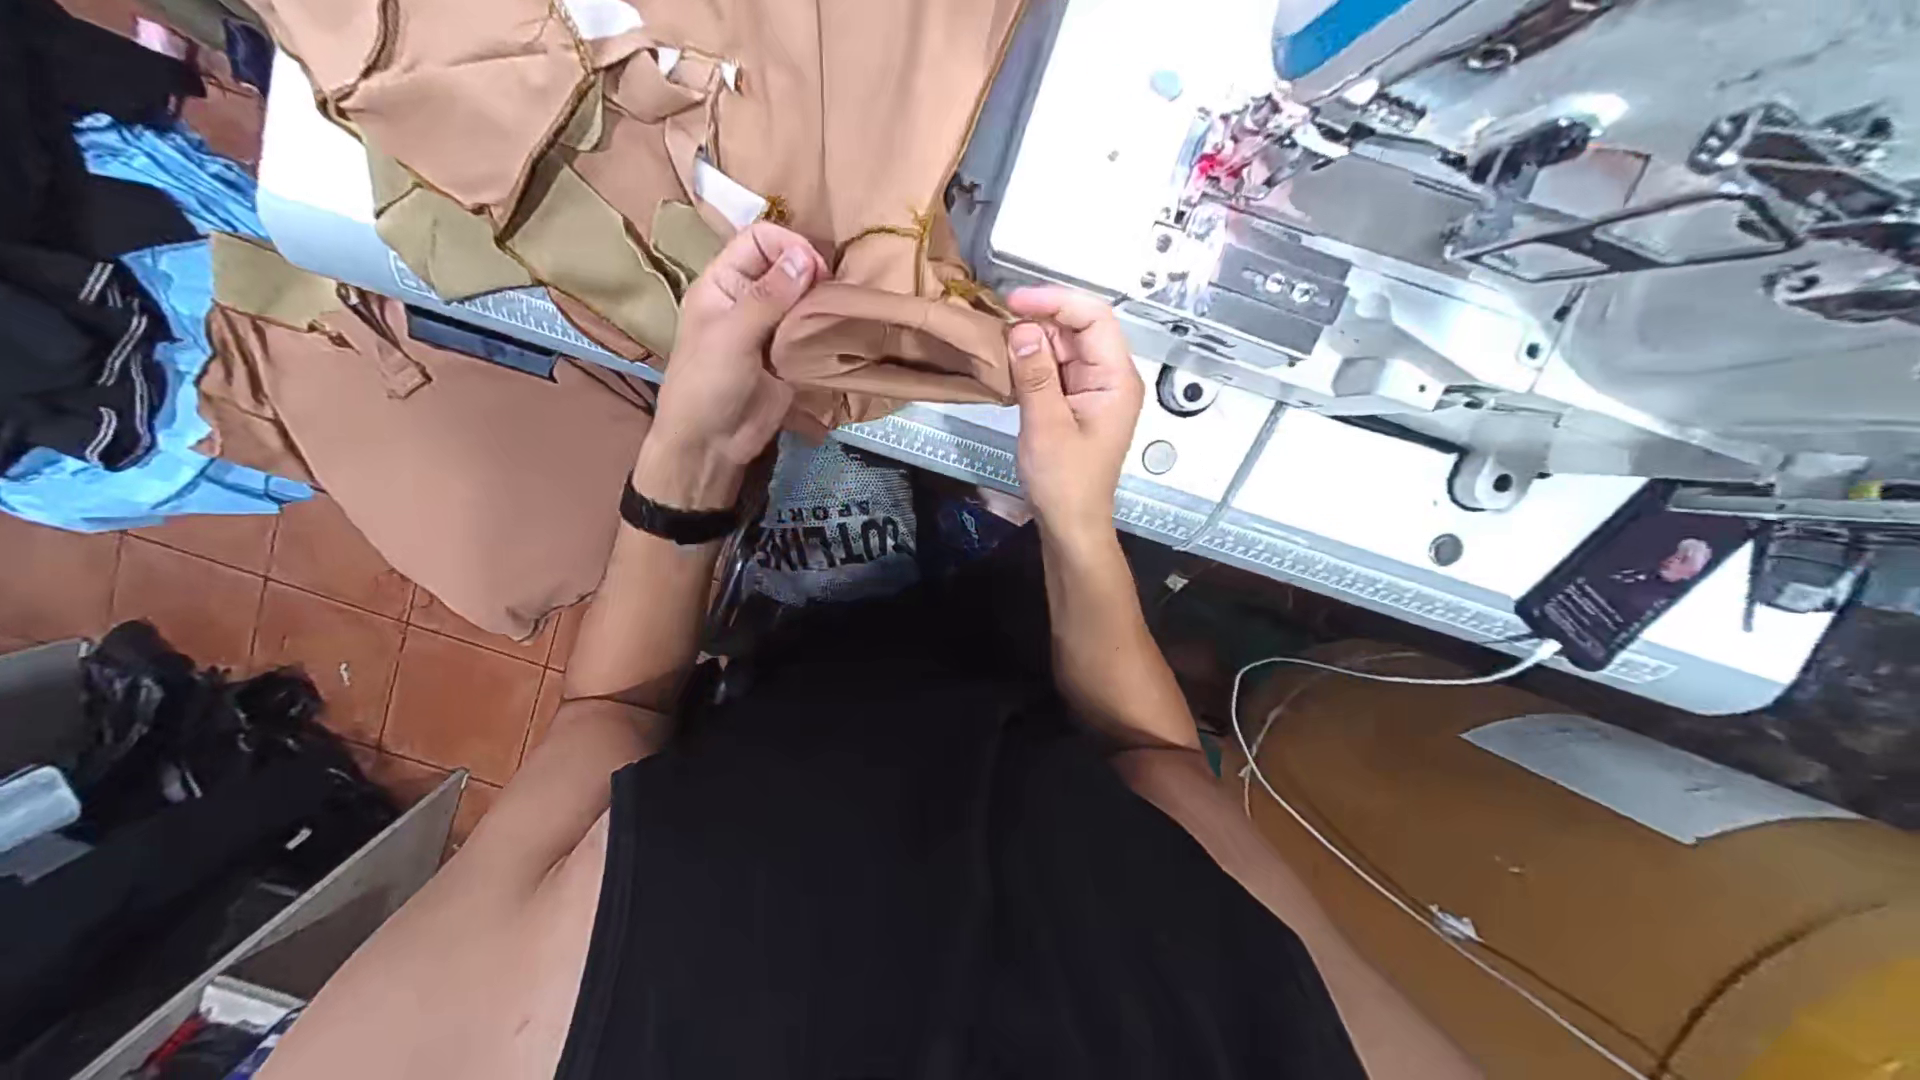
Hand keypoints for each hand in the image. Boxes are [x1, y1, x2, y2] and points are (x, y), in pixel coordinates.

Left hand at [635, 222, 828, 508]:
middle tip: (831, 295)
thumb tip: (806, 256)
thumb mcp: (733, 335)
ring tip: (839, 312)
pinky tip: (838, 332)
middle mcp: (748, 299)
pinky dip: (825, 329)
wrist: (712, 443)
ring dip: (821, 302)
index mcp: (723, 282)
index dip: (788, 246)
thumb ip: (769, 296)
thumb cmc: (708, 383)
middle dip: (811, 273)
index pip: (758, 240)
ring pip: (802, 299)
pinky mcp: (789, 355)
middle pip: (786, 266)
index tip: (814, 270)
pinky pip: (811, 332)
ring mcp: (771, 328)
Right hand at [1005, 286, 1144, 546]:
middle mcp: (1109, 377)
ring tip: (999, 344)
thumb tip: (1022, 329)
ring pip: (1064, 347)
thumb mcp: (1047, 427)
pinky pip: (1055, 369)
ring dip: (1033, 341)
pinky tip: (1010, 364)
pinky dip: (1032, 362)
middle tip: (999, 325)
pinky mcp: (1075, 402)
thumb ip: (1036, 375)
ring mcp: (1092, 390)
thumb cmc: (1065, 482)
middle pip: (1079, 328)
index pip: (1094, 318)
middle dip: (1041, 320)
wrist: (1070, 524)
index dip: (1056, 301)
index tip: (1014, 302)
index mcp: (1116, 379)